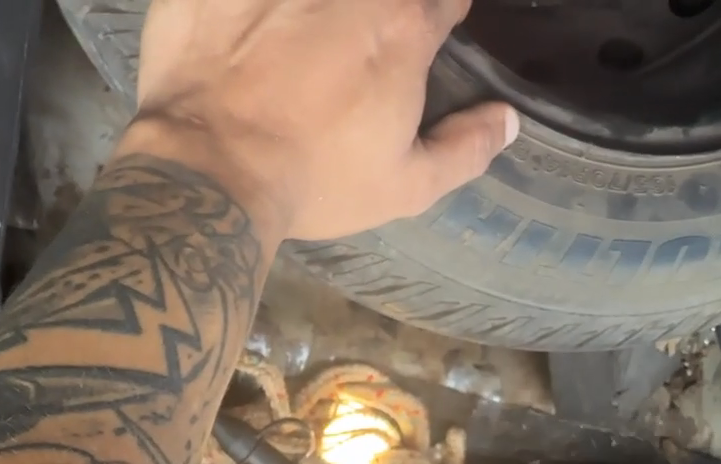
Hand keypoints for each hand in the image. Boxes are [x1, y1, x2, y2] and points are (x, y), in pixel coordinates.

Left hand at [117, 0, 519, 241]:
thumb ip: (464, 151)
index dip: (443, 16)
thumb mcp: (404, 188)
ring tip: (316, 41)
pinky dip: (263, 7)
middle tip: (364, 52)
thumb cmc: (316, 183)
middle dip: (387, 15)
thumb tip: (509, 121)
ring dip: (326, 13)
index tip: (433, 33)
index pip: (446, 1)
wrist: (211, 171)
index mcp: (404, 27)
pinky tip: (263, 29)